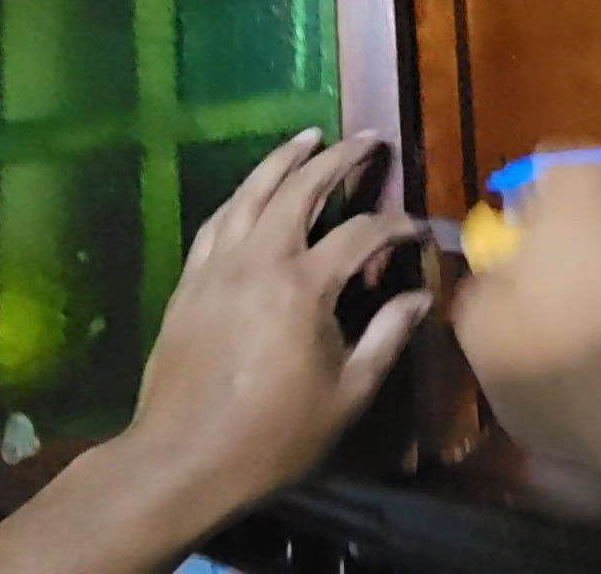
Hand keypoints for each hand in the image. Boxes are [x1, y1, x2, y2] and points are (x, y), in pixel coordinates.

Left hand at [125, 129, 428, 511]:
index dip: (398, 225)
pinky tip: (255, 188)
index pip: (362, 233)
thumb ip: (389, 336)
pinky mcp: (191, 280)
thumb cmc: (272, 434)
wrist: (178, 464)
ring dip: (284, 159)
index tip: (420, 229)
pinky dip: (243, 194)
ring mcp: (219, 266)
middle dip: (340, 158)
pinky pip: (219, 220)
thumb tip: (423, 296)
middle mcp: (260, 261)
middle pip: (302, 188)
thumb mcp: (349, 393)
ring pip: (252, 191)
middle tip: (367, 140)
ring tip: (309, 136)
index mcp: (303, 287)